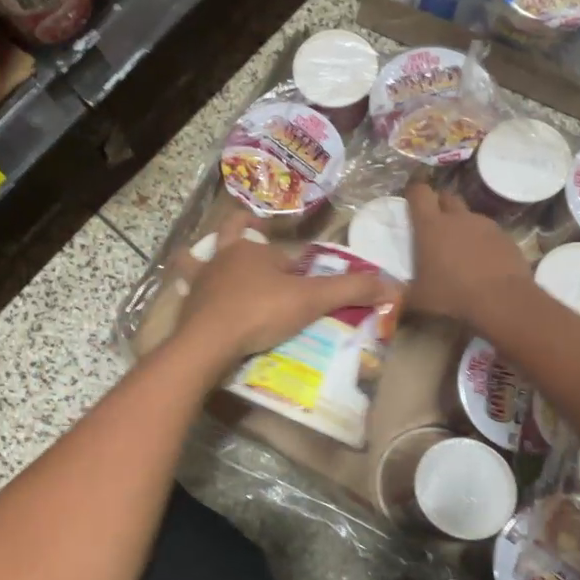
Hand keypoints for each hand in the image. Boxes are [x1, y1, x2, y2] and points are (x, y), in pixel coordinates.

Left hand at [173, 212, 399, 361]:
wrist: (208, 342)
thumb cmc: (260, 312)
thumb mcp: (311, 300)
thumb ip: (350, 290)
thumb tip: (392, 285)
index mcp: (249, 249)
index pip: (274, 248)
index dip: (288, 259)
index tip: (298, 274)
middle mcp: (221, 259)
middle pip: (229, 238)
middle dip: (238, 236)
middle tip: (248, 242)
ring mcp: (200, 283)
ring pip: (199, 262)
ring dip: (205, 262)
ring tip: (214, 271)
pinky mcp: (187, 309)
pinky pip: (189, 296)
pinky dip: (194, 297)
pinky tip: (198, 305)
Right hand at [403, 181, 535, 322]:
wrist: (503, 302)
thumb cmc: (452, 296)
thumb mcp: (417, 299)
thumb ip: (402, 292)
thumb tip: (391, 296)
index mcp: (431, 226)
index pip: (419, 193)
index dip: (414, 193)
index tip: (410, 201)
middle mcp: (458, 218)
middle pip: (447, 196)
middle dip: (439, 204)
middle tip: (433, 224)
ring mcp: (485, 226)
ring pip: (469, 216)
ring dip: (462, 226)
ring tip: (460, 250)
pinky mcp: (506, 238)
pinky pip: (489, 233)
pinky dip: (482, 242)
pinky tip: (482, 263)